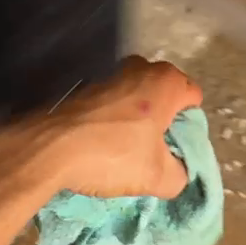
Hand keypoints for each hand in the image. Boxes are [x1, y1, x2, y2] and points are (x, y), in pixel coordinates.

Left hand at [0, 57, 203, 217]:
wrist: (51, 148)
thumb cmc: (114, 153)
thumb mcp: (156, 177)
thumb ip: (178, 176)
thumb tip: (178, 173)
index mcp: (169, 82)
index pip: (194, 98)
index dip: (188, 125)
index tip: (174, 148)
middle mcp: (145, 67)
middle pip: (166, 94)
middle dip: (162, 119)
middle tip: (152, 150)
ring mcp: (115, 73)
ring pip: (138, 97)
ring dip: (136, 118)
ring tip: (124, 150)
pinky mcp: (90, 85)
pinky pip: (113, 102)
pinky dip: (112, 118)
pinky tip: (101, 143)